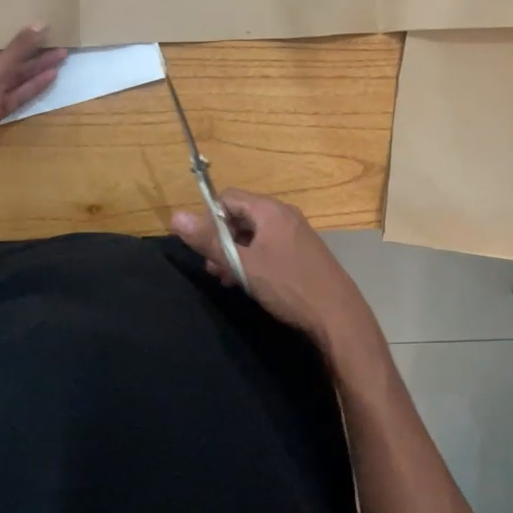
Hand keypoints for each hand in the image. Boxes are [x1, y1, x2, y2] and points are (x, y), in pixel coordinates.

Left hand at [0, 25, 66, 185]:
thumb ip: (18, 49)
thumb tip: (40, 24)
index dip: (8, 28)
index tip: (31, 18)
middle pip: (1, 57)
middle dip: (28, 50)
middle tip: (55, 37)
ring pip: (10, 77)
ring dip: (34, 67)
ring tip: (62, 53)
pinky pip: (12, 94)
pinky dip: (30, 86)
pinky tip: (51, 75)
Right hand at [172, 189, 376, 351]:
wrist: (337, 315)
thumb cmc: (287, 285)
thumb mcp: (243, 265)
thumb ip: (209, 241)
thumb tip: (175, 216)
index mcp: (270, 210)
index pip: (229, 197)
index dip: (210, 217)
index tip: (202, 245)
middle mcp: (284, 214)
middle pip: (241, 215)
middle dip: (222, 238)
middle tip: (212, 267)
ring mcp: (296, 233)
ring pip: (255, 233)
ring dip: (236, 252)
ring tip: (226, 278)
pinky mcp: (303, 252)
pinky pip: (269, 246)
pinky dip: (254, 259)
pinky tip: (250, 282)